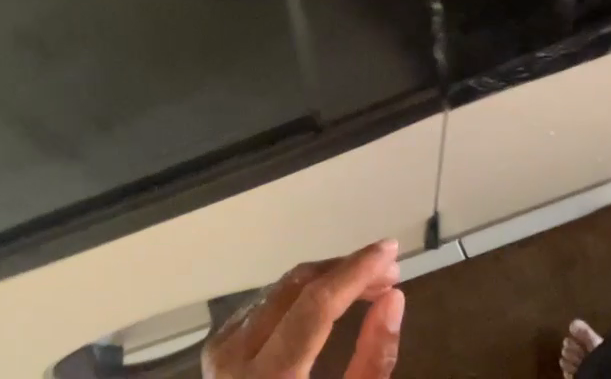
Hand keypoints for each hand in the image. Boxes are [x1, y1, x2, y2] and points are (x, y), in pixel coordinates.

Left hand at [202, 240, 404, 378]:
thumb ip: (373, 360)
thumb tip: (393, 297)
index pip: (317, 303)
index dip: (357, 270)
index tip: (391, 249)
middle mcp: (234, 356)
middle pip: (299, 286)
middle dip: (348, 270)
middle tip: (389, 271)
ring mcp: (219, 349)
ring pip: (282, 287)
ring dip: (328, 278)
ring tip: (367, 285)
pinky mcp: (217, 346)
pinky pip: (266, 303)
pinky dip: (302, 293)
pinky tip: (328, 299)